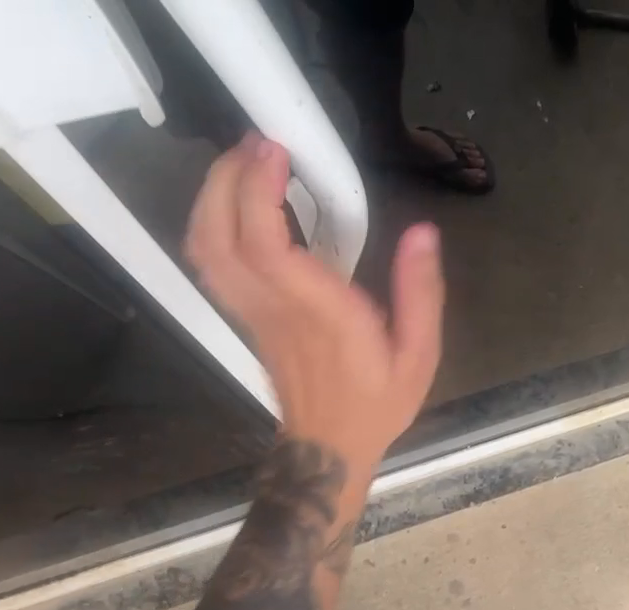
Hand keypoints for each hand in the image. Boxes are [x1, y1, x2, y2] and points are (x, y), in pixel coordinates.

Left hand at [185, 133, 442, 483]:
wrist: (330, 446)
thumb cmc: (378, 403)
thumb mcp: (421, 356)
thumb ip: (421, 294)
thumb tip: (422, 233)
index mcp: (324, 317)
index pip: (270, 248)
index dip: (260, 191)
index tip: (276, 151)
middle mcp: (277, 310)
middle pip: (221, 235)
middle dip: (228, 178)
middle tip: (259, 145)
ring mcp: (253, 313)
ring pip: (205, 247)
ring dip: (212, 195)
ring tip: (243, 165)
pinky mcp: (244, 316)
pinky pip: (210, 262)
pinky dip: (210, 221)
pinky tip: (234, 203)